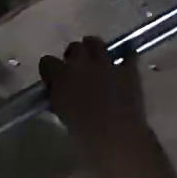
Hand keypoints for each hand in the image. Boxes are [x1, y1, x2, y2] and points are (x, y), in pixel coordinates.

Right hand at [39, 37, 153, 155]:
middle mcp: (82, 63)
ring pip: (97, 43)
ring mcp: (106, 64)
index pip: (47, 62)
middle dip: (73, 54)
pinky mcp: (128, 70)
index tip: (52, 78)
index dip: (49, 69)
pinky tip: (126, 61)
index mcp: (61, 75)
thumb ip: (57, 97)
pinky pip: (129, 56)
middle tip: (75, 66)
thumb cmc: (82, 130)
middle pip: (74, 48)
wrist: (115, 134)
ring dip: (94, 48)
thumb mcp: (61, 113)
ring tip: (95, 56)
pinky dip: (127, 57)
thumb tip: (58, 93)